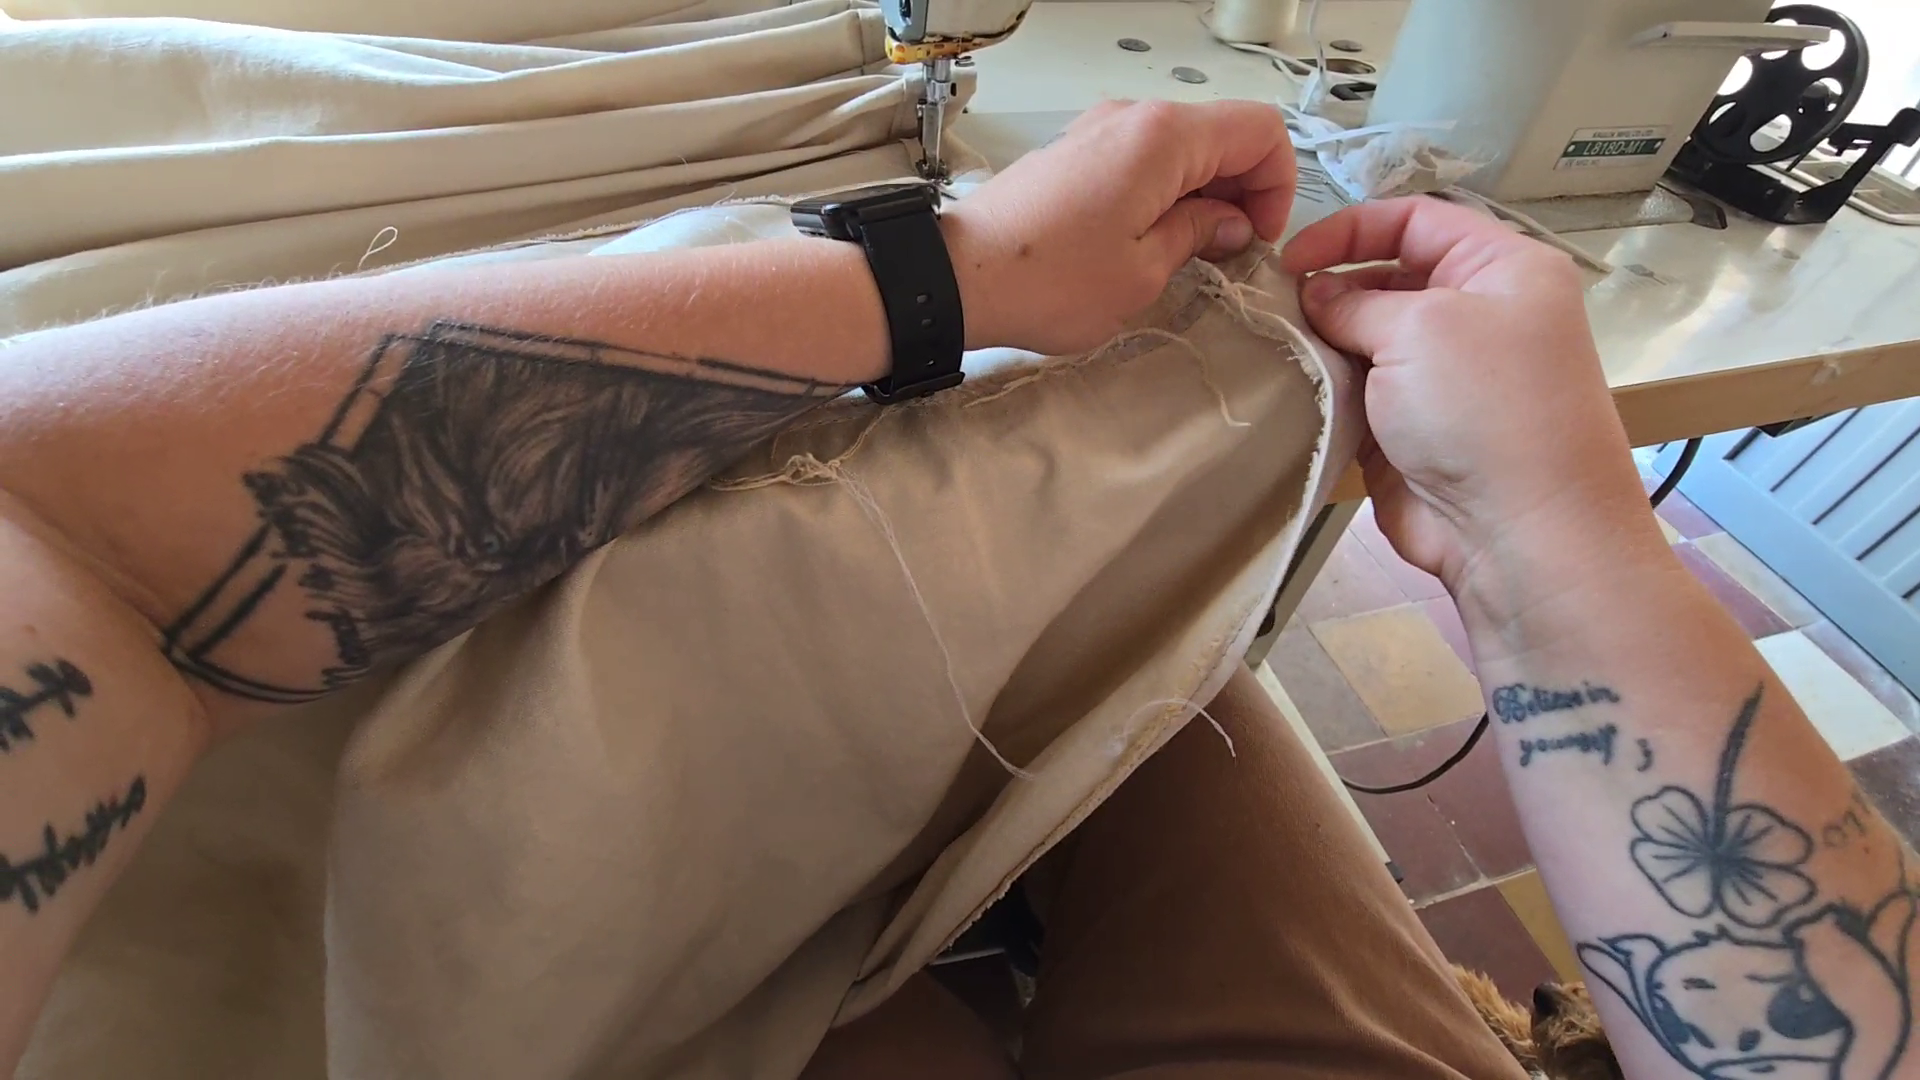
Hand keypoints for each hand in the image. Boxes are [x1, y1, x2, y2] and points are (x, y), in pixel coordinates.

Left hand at [944, 99, 1295, 354]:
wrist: (960, 279)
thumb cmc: (1047, 282)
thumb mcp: (1142, 274)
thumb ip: (1197, 235)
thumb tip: (1228, 222)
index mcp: (1164, 136)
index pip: (1258, 132)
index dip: (1276, 184)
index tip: (1260, 237)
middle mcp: (1130, 118)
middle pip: (1218, 135)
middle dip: (1238, 191)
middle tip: (1226, 251)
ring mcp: (1094, 132)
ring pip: (1175, 151)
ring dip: (1196, 195)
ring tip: (1183, 253)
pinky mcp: (1069, 156)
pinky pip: (1135, 163)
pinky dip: (1156, 194)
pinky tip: (1144, 240)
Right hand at [1280, 197, 1658, 607]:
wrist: (1509, 525)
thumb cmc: (1481, 408)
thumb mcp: (1421, 327)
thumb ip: (1356, 302)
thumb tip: (1313, 295)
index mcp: (1497, 269)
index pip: (1414, 221)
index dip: (1348, 229)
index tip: (1288, 259)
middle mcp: (1468, 315)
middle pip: (1383, 279)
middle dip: (1328, 289)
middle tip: (1273, 311)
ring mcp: (1433, 375)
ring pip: (1361, 338)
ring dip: (1319, 342)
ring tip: (1273, 348)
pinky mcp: (1402, 423)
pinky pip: (1353, 390)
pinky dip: (1322, 386)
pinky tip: (1288, 387)